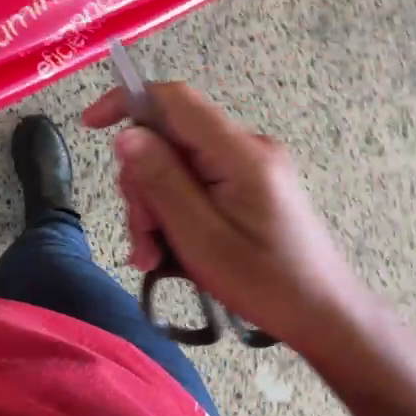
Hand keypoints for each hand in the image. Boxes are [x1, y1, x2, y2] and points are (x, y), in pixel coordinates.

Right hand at [83, 83, 374, 356]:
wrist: (325, 316)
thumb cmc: (265, 282)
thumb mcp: (201, 236)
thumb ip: (162, 181)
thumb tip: (127, 135)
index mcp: (239, 153)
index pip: (173, 99)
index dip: (126, 101)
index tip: (90, 126)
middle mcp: (244, 147)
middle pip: (166, 141)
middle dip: (142, 186)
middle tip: (142, 237)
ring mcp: (246, 166)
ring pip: (173, 166)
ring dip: (153, 208)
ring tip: (154, 255)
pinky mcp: (246, 185)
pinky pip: (192, 184)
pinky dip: (172, 213)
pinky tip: (167, 251)